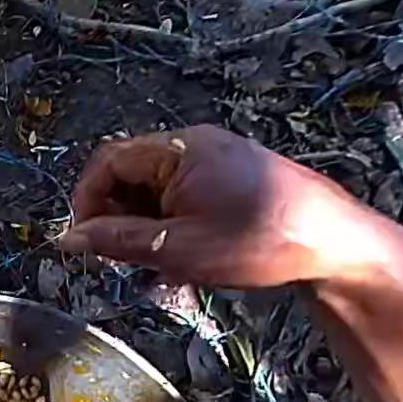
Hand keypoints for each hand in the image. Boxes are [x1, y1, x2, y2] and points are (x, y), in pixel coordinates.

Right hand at [58, 126, 387, 288]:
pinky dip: (166, 219)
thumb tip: (68, 239)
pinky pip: (178, 191)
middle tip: (119, 253)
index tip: (84, 237)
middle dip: (113, 213)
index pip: (108, 161)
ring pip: (152, 186)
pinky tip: (178, 249)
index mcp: (180, 150)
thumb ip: (115, 240)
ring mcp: (214, 157)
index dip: (86, 199)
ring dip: (140, 221)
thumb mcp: (174, 248)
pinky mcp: (228, 174)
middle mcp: (195, 144)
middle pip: (128, 172)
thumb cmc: (257, 242)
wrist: (334, 244)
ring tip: (153, 257)